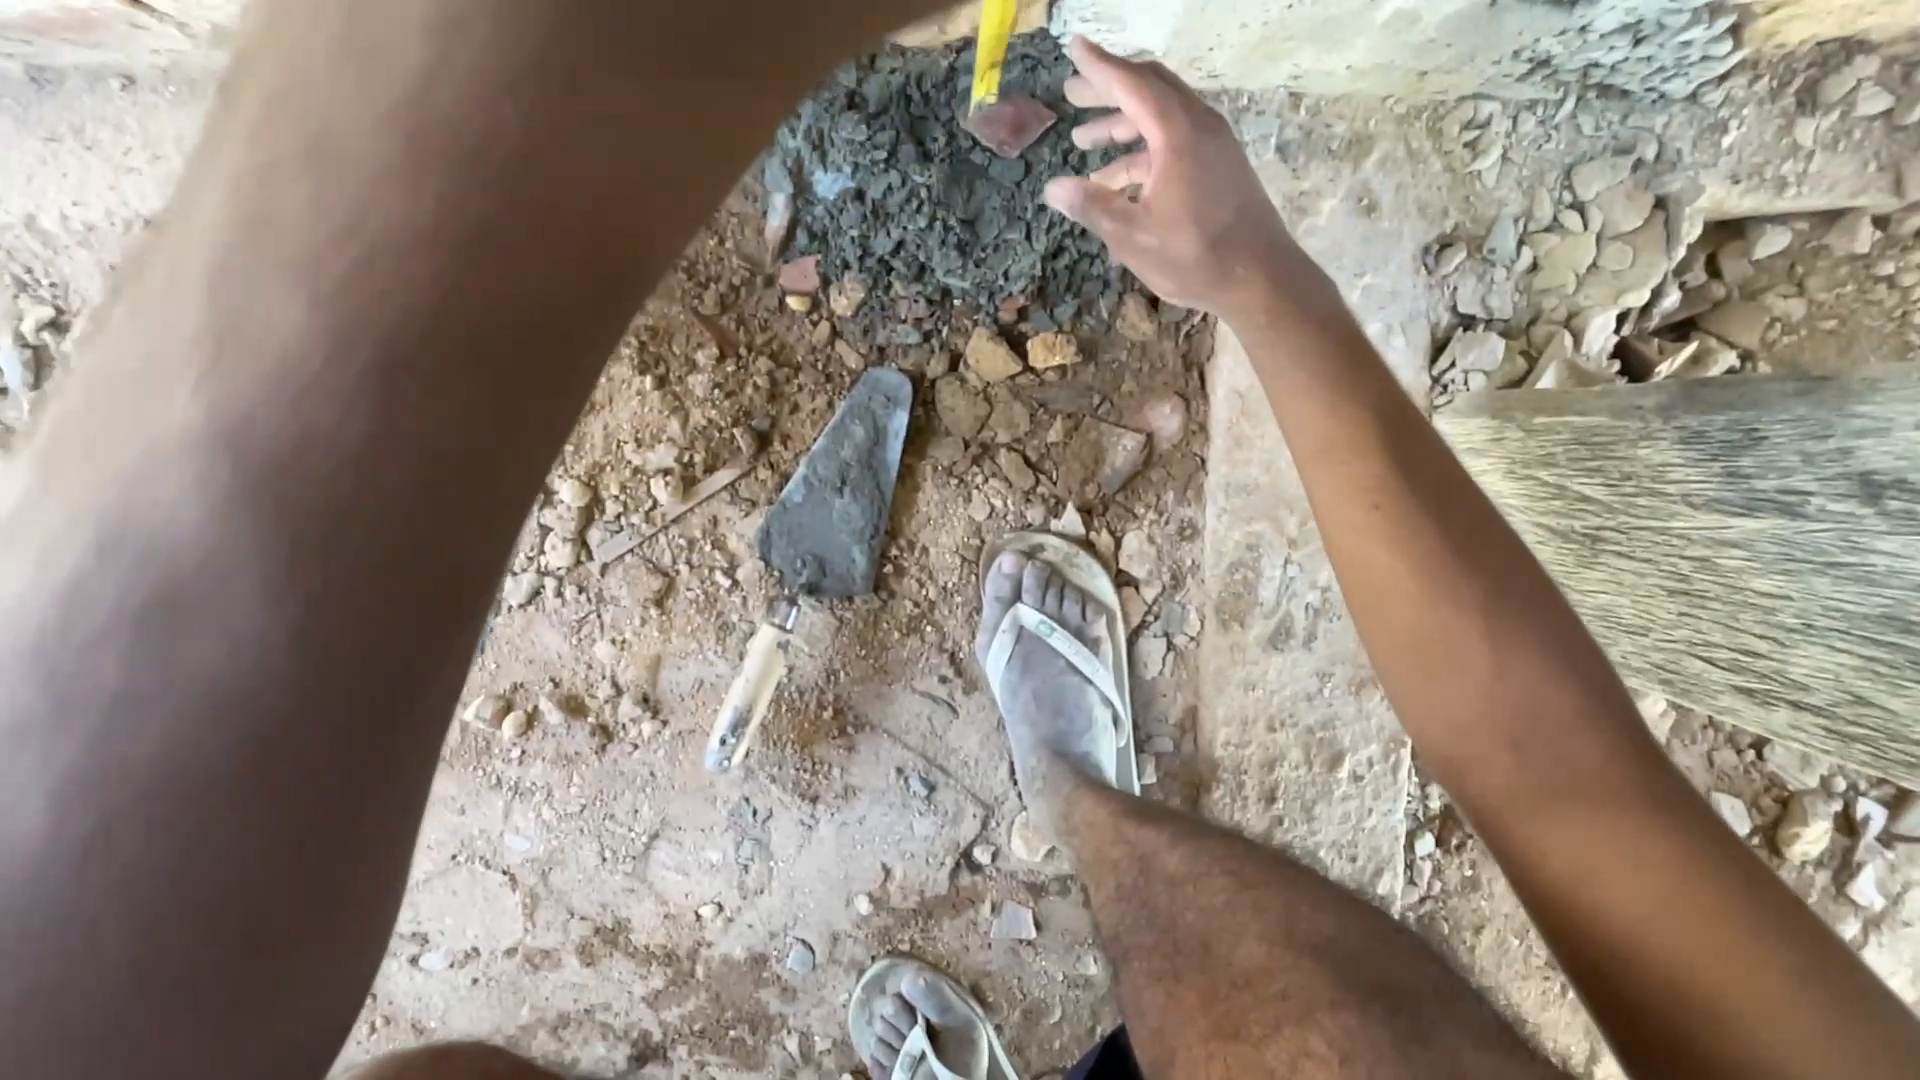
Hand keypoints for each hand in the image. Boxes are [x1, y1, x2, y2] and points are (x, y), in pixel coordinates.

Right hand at [1043, 37, 1320, 321]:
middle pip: (1150, 89)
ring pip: (1162, 116)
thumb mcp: (1133, 236)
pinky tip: (1118, 178)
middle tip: (1072, 95)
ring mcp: (1214, 144)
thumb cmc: (1195, 256)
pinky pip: (1175, 140)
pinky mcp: (1220, 165)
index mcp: (1176, 133)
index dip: (1099, 67)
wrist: (1260, 277)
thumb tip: (1053, 188)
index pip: (1131, 84)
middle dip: (1109, 90)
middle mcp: (1198, 126)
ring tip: (1085, 141)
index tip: (1074, 48)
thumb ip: (1092, 206)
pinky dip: (1143, 149)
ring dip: (1123, 124)